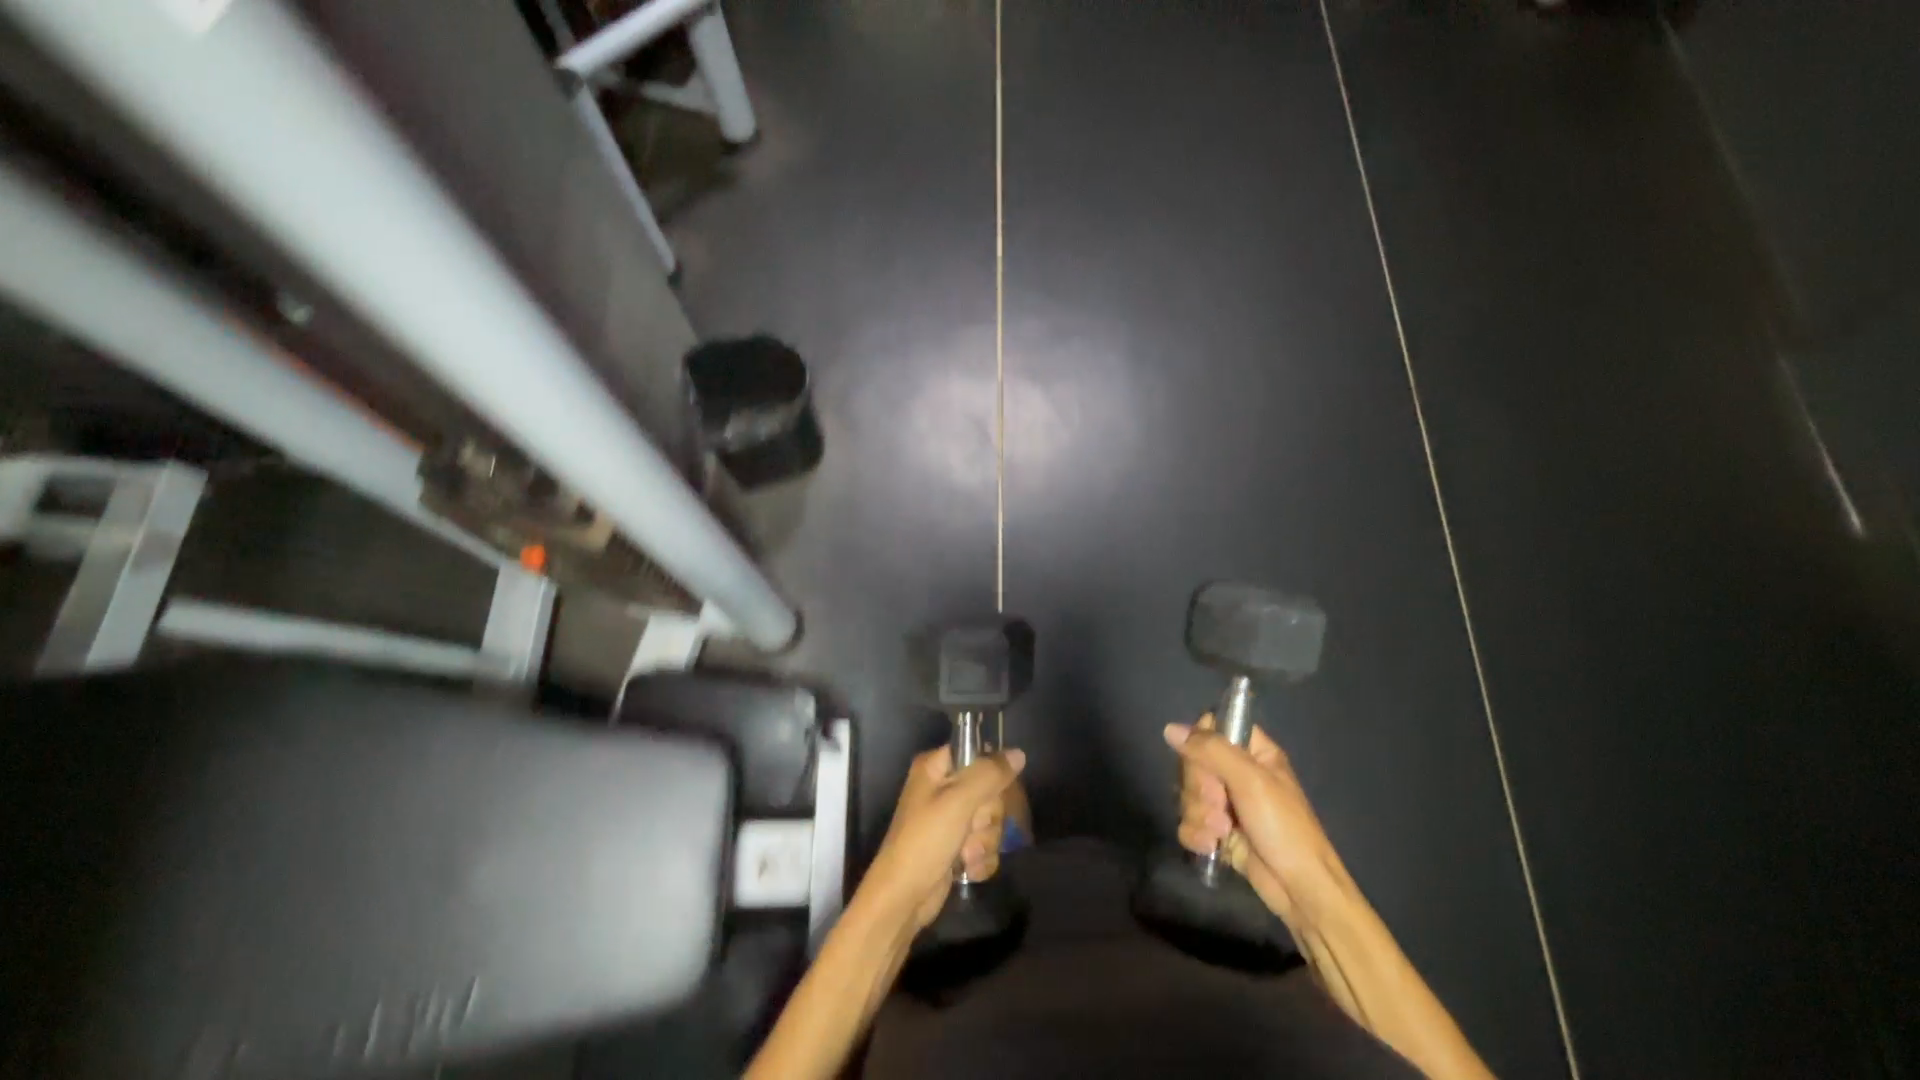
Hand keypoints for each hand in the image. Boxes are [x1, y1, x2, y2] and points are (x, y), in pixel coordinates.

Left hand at [858, 745, 1027, 932]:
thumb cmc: (925, 841)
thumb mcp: (958, 801)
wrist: (904, 897)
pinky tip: (965, 869)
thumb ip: (990, 774)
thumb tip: (1018, 753)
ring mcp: (951, 821)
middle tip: (969, 827)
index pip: (977, 753)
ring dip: (983, 842)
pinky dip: (980, 859)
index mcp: (935, 768)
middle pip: (991, 791)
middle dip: (987, 817)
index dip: (989, 774)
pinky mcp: (958, 848)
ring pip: (992, 821)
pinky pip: (987, 845)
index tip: (990, 791)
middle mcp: (944, 789)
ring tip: (963, 854)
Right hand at [1165, 714, 1351, 928]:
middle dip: (1200, 788)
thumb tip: (1170, 729)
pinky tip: (1212, 846)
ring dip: (1199, 815)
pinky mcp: (1216, 832)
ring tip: (1221, 832)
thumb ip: (1211, 750)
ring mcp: (1226, 804)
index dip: (1201, 742)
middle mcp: (1237, 773)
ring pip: (1187, 794)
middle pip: (1193, 762)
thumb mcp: (1251, 780)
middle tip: (1220, 804)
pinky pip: (1188, 822)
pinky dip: (1197, 835)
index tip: (1206, 762)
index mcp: (1254, 753)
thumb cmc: (1283, 827)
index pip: (1213, 727)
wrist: (1297, 887)